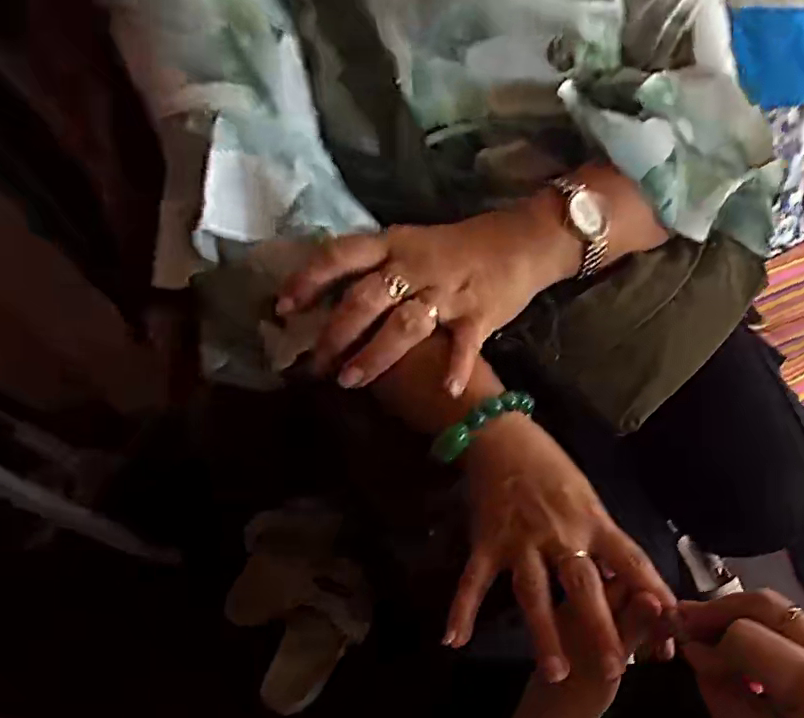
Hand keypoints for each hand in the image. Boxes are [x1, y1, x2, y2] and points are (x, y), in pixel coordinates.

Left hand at [275, 199, 577, 395]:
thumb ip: (381, 266)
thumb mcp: (414, 245)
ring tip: (351, 381)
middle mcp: (414, 267)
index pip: (340, 256)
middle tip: (316, 366)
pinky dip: (457, 367)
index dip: (308, 279)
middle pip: (365, 298)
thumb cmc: (462, 247)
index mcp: (395, 245)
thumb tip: (336, 294)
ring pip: (404, 325)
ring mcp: (447, 292)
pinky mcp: (479, 314)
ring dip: (375, 355)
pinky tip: (448, 389)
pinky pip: (465, 344)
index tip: (282, 307)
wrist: (521, 241)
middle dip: (336, 334)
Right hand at [446, 413, 676, 684]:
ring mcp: (522, 540)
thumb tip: (625, 577)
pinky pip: (475, 580)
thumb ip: (602, 538)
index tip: (671, 630)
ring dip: (544, 634)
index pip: (632, 561)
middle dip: (601, 627)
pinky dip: (462, 609)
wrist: (502, 435)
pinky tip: (454, 640)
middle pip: (585, 586)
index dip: (654, 595)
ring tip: (555, 674)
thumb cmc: (551, 466)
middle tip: (617, 670)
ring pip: (534, 592)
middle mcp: (562, 534)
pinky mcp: (487, 542)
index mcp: (593, 521)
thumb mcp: (587, 497)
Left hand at [510, 588, 665, 717]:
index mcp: (578, 603)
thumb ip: (631, 626)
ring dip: (648, 628)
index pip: (622, 581)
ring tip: (666, 651)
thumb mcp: (609, 660)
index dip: (652, 593)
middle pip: (626, 595)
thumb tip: (655, 595)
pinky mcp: (591, 647)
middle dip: (654, 611)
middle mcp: (580, 608)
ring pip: (624, 615)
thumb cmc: (575, 696)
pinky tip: (654, 656)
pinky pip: (619, 632)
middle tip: (675, 636)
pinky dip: (639, 641)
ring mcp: (585, 627)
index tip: (676, 616)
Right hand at [678, 590, 803, 717]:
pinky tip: (737, 644)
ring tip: (706, 630)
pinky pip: (788, 620)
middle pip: (764, 604)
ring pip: (776, 605)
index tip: (688, 655)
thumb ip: (719, 688)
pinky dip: (756, 624)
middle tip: (685, 622)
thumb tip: (693, 649)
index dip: (709, 642)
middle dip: (718, 610)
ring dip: (736, 612)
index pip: (744, 636)